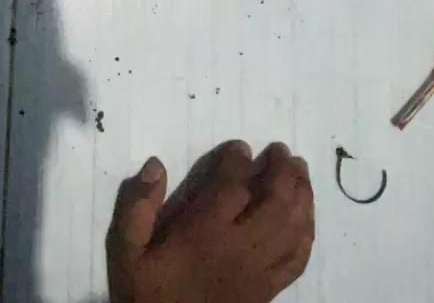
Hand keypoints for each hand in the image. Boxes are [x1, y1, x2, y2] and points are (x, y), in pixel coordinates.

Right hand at [107, 141, 314, 302]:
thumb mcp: (126, 250)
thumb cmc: (145, 293)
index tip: (241, 145)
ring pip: (292, 228)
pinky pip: (298, 259)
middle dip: (282, 171)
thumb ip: (136, 206)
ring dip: (302, 196)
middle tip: (282, 149)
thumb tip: (156, 164)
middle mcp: (238, 248)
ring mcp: (259, 272)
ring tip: (301, 170)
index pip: (231, 187)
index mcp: (203, 233)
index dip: (238, 161)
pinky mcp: (268, 291)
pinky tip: (307, 217)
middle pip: (274, 202)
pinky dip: (307, 234)